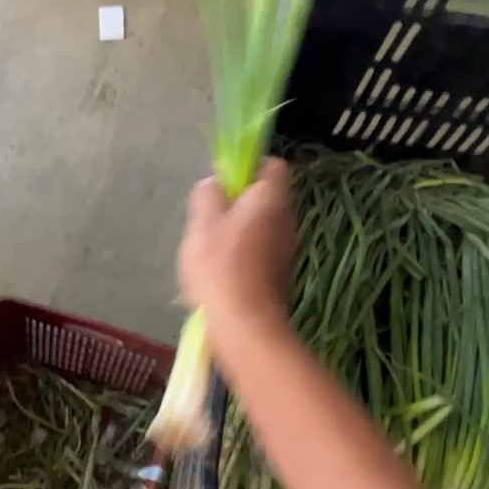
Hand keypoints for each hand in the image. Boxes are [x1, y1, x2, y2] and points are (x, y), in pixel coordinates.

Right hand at [177, 160, 295, 330]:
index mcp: (270, 199)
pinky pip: (260, 250)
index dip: (248, 167)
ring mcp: (286, 248)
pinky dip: (242, 253)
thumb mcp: (201, 223)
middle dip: (237, 202)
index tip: (222, 181)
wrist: (244, 322)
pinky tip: (220, 271)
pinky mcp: (279, 272)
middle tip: (208, 217)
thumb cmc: (220, 267)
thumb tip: (213, 183)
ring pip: (261, 225)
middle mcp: (286, 219)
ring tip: (209, 248)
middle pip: (265, 197)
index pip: (272, 165)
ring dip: (238, 230)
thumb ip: (207, 195)